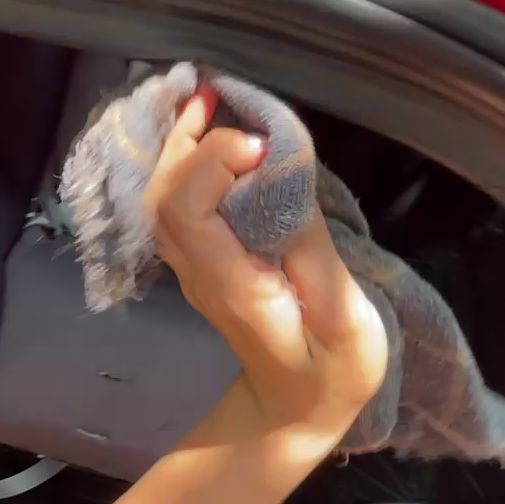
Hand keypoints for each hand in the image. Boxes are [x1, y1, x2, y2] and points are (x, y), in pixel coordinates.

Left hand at [144, 88, 388, 446]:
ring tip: (206, 101)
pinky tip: (207, 138)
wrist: (291, 409)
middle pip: (163, 197)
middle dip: (182, 141)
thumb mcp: (342, 319)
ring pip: (163, 201)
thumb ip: (309, 245)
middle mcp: (197, 270)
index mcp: (229, 282)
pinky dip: (186, 167)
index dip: (212, 163)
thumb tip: (284, 171)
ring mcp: (194, 268)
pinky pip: (179, 209)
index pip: (188, 209)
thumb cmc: (328, 372)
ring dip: (179, 148)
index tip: (261, 144)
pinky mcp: (204, 263)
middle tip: (213, 94)